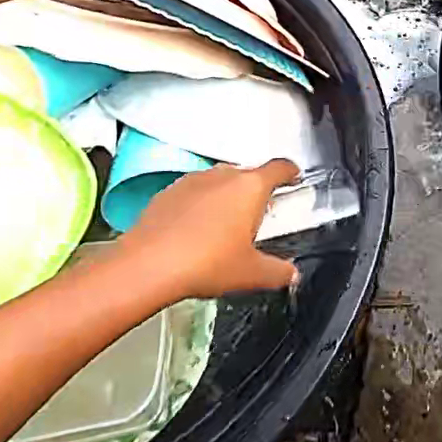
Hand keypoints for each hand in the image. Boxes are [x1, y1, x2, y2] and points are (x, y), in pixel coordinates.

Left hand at [116, 161, 300, 298]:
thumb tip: (289, 273)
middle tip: (258, 218)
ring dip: (225, 198)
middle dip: (255, 193)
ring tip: (225, 229)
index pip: (279, 168)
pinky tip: (195, 233)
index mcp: (251, 187)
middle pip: (248, 175)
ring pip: (219, 182)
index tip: (293, 176)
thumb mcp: (252, 273)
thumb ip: (279, 270)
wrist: (148, 266)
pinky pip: (192, 194)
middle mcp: (223, 176)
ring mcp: (193, 181)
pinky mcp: (167, 193)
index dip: (290, 172)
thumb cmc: (204, 262)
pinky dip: (199, 207)